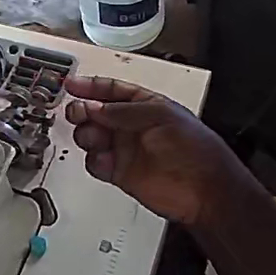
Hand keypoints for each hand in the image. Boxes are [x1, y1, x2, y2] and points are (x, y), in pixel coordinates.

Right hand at [62, 75, 248, 226]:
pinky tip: (104, 159)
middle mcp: (131, 125)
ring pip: (91, 136)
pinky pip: (95, 162)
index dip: (90, 86)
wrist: (204, 189)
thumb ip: (124, 111)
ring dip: (86, 134)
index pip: (111, 90)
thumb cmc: (195, 148)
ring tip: (94, 137)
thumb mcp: (160, 117)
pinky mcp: (120, 172)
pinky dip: (94, 160)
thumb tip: (94, 106)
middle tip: (78, 112)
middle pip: (95, 112)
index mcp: (144, 105)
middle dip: (83, 109)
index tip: (71, 84)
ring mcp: (125, 149)